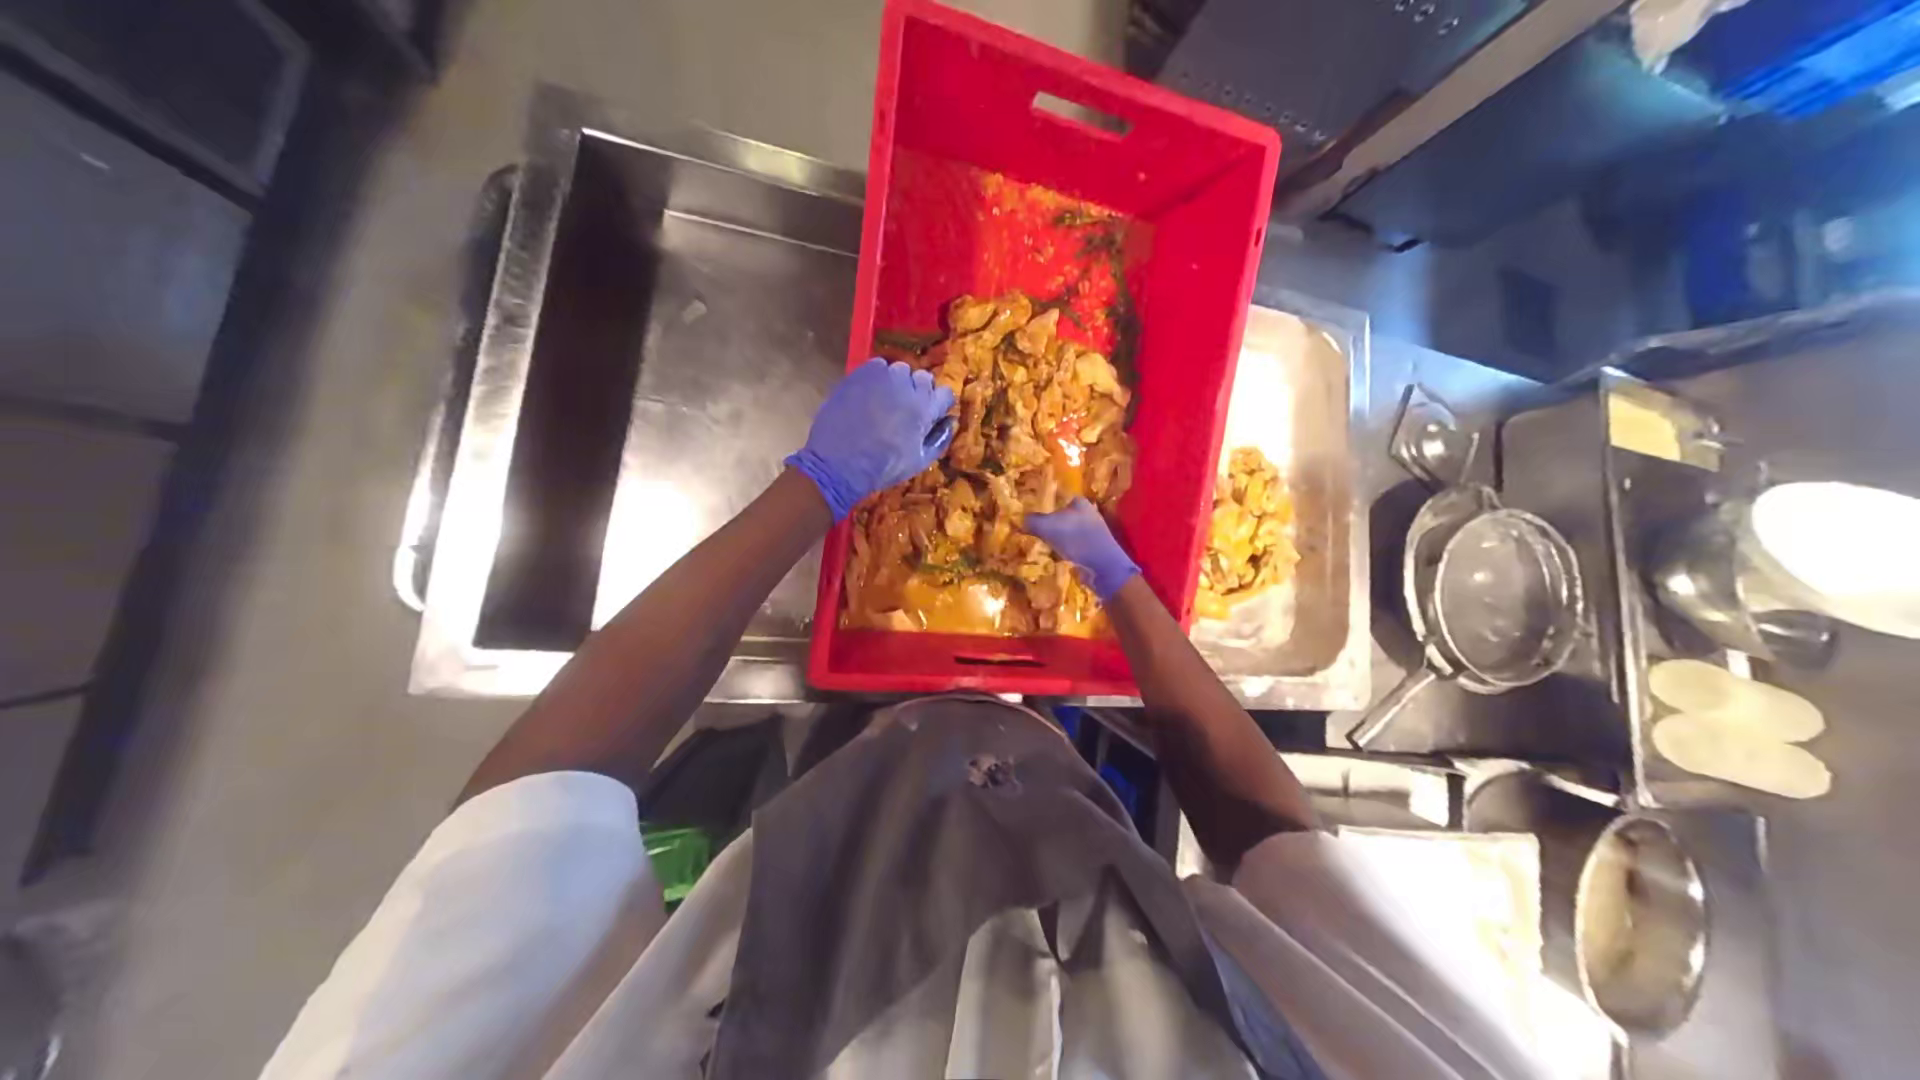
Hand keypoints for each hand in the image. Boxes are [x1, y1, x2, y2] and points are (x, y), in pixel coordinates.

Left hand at [786, 358, 956, 520]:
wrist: (839, 463)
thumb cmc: (883, 467)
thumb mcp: (919, 461)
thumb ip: (939, 439)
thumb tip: (950, 421)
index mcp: (925, 408)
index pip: (945, 393)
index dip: (938, 403)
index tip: (930, 414)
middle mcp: (908, 386)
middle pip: (923, 378)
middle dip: (918, 391)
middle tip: (905, 409)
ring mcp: (883, 377)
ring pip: (900, 370)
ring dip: (898, 383)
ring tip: (885, 401)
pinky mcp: (861, 373)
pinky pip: (878, 366)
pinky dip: (878, 376)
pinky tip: (869, 394)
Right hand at [1024, 497, 1140, 601]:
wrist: (1102, 566)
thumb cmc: (1075, 538)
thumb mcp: (1047, 526)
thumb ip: (1032, 520)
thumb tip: (1021, 520)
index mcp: (1079, 502)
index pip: (1057, 498)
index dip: (1042, 506)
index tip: (1029, 516)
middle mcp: (1087, 513)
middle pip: (1061, 516)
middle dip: (1047, 524)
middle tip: (1031, 532)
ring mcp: (1092, 532)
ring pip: (1066, 532)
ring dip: (1054, 539)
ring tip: (1040, 545)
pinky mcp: (1092, 548)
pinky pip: (1071, 546)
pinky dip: (1062, 551)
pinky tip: (1054, 557)